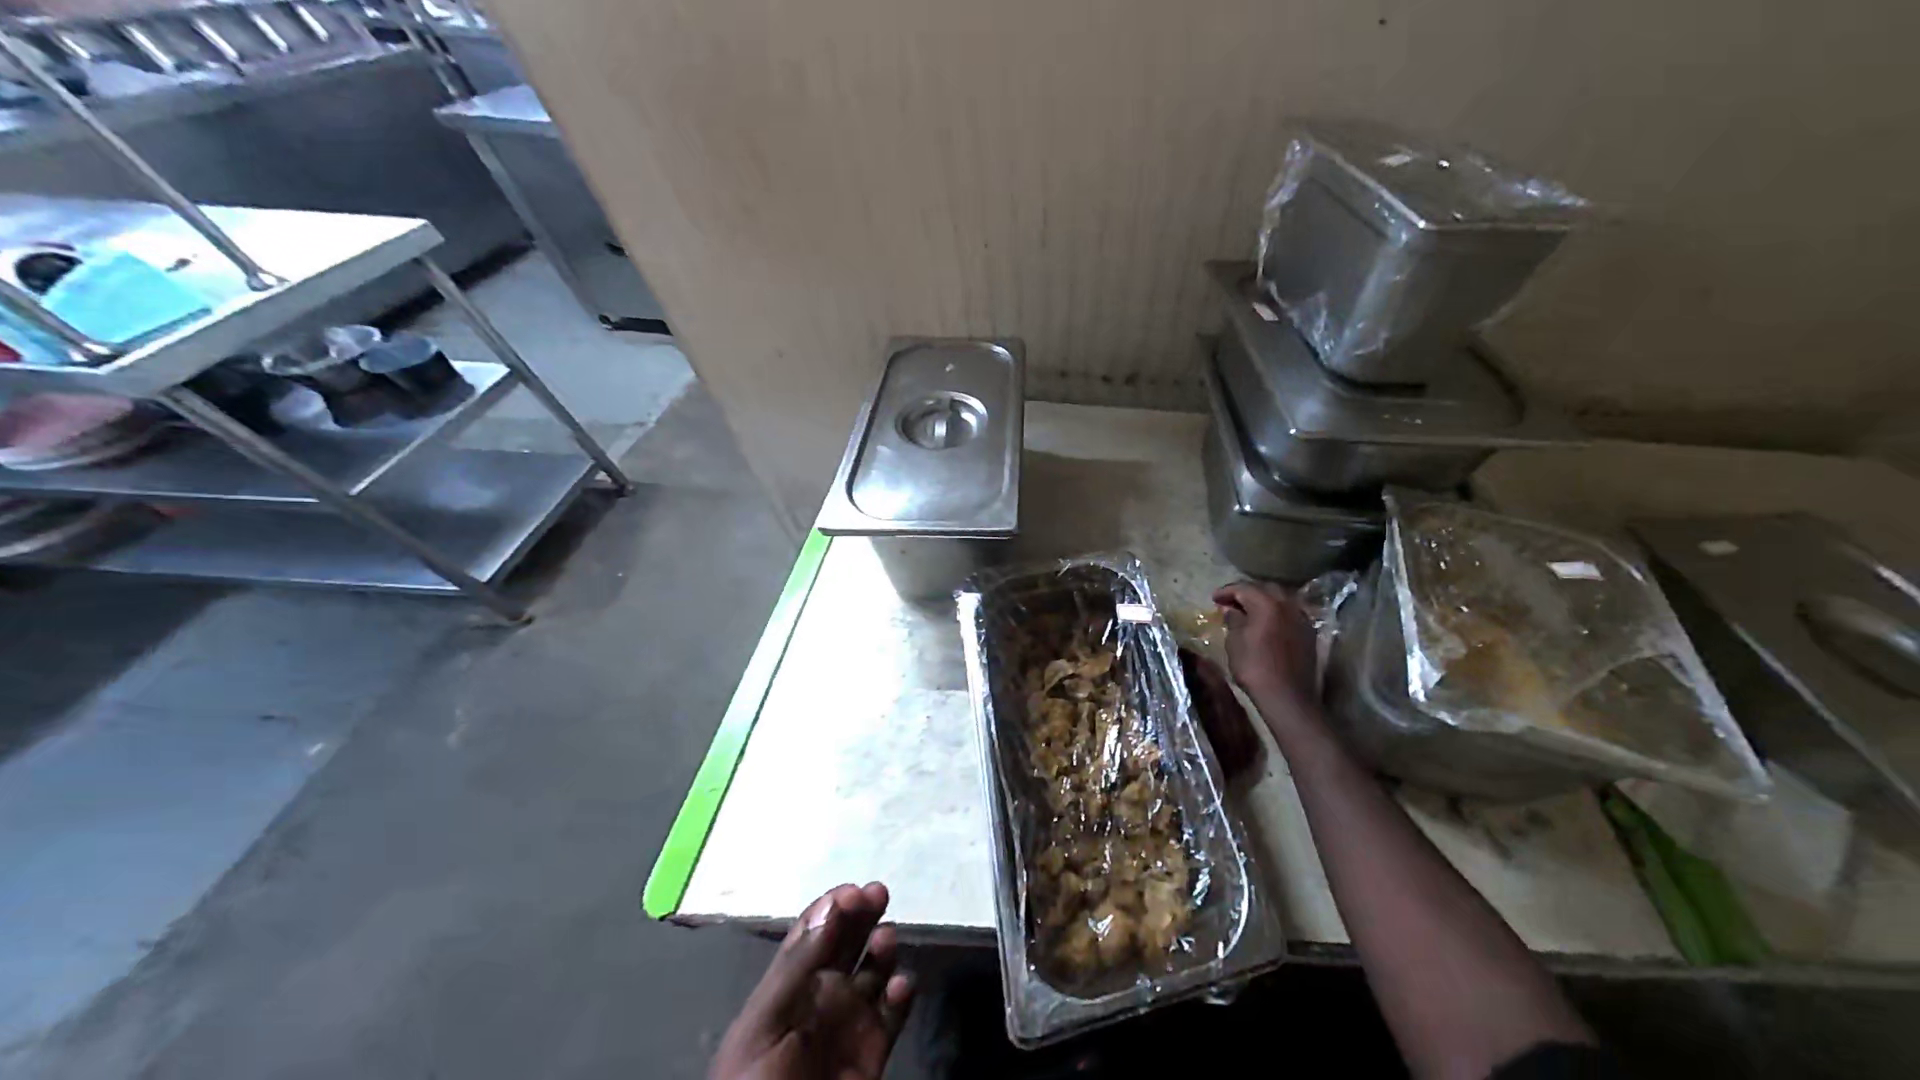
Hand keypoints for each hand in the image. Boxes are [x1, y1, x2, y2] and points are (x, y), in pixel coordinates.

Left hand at [710, 883, 913, 1079]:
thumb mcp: (766, 1021)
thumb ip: (800, 964)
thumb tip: (832, 904)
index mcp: (788, 985)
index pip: (814, 930)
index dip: (834, 906)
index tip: (854, 891)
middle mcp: (822, 995)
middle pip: (848, 942)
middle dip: (864, 914)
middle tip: (880, 893)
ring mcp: (849, 1022)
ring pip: (874, 972)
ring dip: (883, 950)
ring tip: (887, 941)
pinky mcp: (873, 1052)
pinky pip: (893, 1014)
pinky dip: (903, 995)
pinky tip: (904, 987)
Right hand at [1211, 581, 1316, 710]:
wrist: (1287, 696)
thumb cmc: (1254, 667)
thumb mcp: (1234, 643)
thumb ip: (1233, 621)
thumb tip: (1231, 610)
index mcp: (1267, 604)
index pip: (1244, 588)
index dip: (1226, 591)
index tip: (1214, 599)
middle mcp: (1288, 605)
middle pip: (1266, 589)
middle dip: (1247, 592)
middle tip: (1230, 602)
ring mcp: (1302, 619)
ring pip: (1281, 600)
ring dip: (1263, 602)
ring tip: (1248, 612)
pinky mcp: (1308, 633)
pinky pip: (1290, 613)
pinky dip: (1276, 613)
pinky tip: (1267, 623)